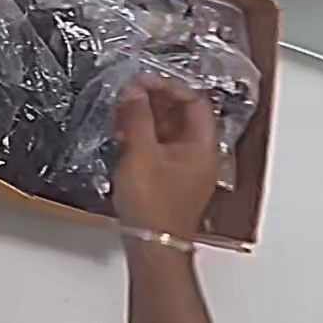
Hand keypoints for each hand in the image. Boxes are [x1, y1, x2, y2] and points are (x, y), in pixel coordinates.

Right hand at [113, 74, 218, 239]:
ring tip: (120, 109)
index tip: (141, 81)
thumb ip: (137, 119)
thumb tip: (135, 92)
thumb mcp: (141, 153)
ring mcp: (182, 166)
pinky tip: (121, 132)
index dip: (169, 87)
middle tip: (127, 91)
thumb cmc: (153, 202)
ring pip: (167, 129)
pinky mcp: (166, 175)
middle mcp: (198, 154)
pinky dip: (141, 133)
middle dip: (154, 100)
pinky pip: (157, 144)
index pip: (195, 103)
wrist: (151, 241)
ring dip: (145, 116)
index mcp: (202, 147)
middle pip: (181, 115)